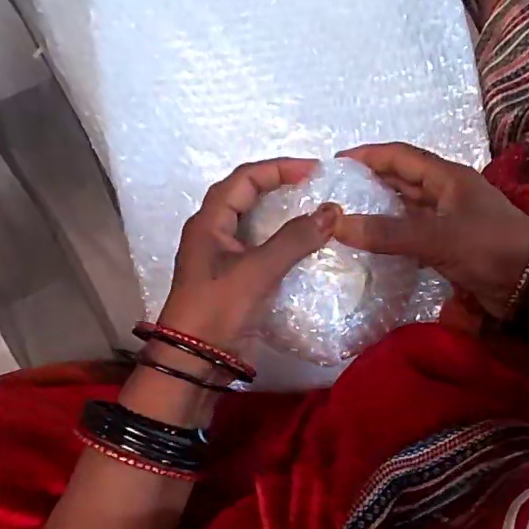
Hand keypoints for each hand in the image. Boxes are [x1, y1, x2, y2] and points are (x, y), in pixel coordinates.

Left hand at [156, 158, 340, 350]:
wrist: (196, 360)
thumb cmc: (218, 308)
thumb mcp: (257, 270)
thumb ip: (294, 239)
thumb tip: (332, 211)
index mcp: (209, 222)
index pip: (244, 179)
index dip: (278, 169)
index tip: (314, 171)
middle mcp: (213, 233)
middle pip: (247, 197)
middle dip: (280, 187)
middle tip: (315, 188)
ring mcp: (223, 258)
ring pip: (255, 225)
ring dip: (283, 216)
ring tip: (315, 214)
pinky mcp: (234, 280)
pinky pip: (261, 251)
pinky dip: (283, 244)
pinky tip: (305, 249)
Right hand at [335, 143, 528, 317]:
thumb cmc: (489, 247)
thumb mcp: (436, 237)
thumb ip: (388, 233)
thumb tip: (337, 224)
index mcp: (448, 178)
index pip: (401, 156)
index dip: (368, 156)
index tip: (336, 163)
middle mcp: (447, 195)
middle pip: (402, 182)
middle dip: (369, 184)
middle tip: (335, 194)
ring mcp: (450, 223)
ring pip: (407, 212)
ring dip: (379, 214)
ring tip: (345, 220)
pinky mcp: (450, 249)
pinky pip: (413, 238)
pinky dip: (392, 240)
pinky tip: (372, 249)